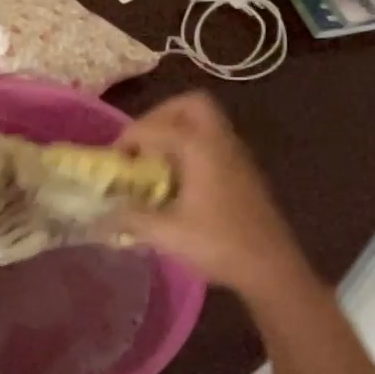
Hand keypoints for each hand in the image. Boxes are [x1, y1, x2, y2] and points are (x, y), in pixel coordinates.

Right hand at [114, 92, 314, 298]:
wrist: (271, 268)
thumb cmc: (219, 244)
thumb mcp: (166, 233)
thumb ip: (130, 219)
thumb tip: (102, 215)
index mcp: (201, 148)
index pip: (158, 126)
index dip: (130, 137)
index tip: (115, 159)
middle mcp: (221, 142)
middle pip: (191, 105)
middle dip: (161, 116)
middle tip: (141, 143)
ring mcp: (237, 156)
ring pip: (205, 124)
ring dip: (176, 133)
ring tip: (153, 162)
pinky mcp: (243, 173)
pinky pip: (212, 144)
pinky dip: (190, 150)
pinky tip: (176, 182)